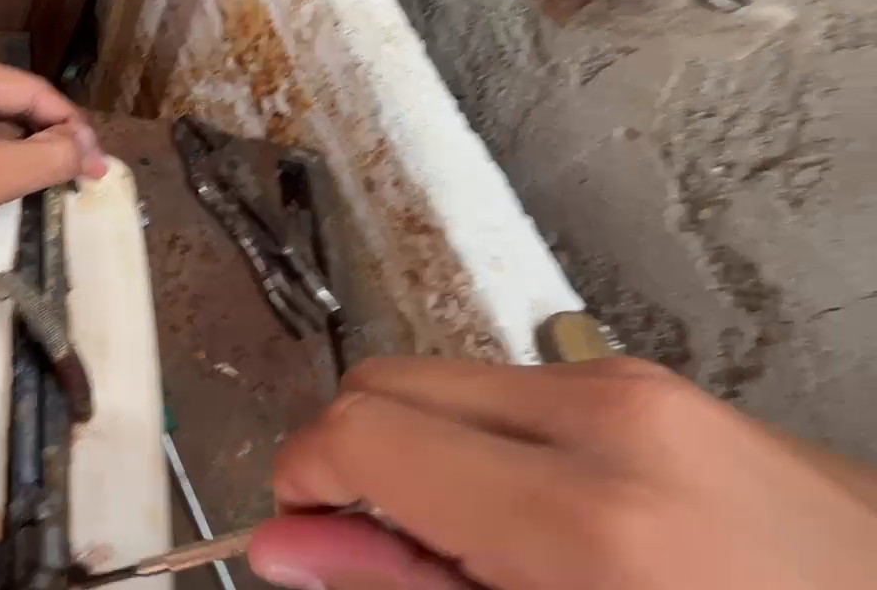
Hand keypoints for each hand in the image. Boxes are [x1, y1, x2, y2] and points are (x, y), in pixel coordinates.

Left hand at [0, 49, 107, 251]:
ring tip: (65, 174)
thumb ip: (49, 158)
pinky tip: (28, 171)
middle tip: (86, 172)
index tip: (99, 162)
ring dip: (32, 144)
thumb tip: (91, 153)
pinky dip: (6, 150)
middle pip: (18, 101)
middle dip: (53, 136)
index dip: (72, 126)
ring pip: (2, 117)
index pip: (32, 91)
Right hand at [248, 357, 876, 589]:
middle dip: (358, 456)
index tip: (308, 527)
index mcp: (593, 518)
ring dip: (422, 446)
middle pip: (382, 384)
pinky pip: (509, 387)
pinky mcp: (662, 383)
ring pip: (439, 380)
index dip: (306, 476)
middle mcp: (611, 420)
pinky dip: (484, 440)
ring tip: (482, 540)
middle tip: (389, 544)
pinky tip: (541, 515)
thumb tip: (287, 549)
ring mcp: (644, 389)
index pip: (360, 432)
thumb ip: (407, 589)